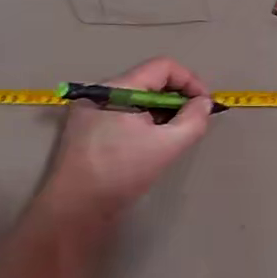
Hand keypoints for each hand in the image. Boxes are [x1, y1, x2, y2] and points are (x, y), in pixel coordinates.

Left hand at [37, 57, 216, 227]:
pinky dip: (143, 125)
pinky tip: (149, 149)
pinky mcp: (87, 132)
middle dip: (176, 99)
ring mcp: (91, 112)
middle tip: (192, 125)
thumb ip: (192, 121)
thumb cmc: (119, 173)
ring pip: (137, 101)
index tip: (204, 106)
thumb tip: (203, 103)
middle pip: (149, 82)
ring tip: (172, 139)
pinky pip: (123, 116)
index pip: (162, 67)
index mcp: (118, 88)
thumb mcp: (165, 146)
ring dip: (160, 114)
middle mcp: (102, 92)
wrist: (72, 210)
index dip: (189, 81)